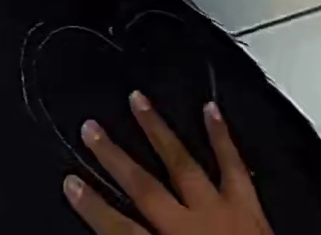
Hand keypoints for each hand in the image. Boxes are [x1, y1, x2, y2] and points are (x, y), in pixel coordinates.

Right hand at [63, 92, 273, 234]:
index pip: (122, 233)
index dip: (94, 208)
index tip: (70, 182)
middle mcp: (191, 230)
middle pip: (145, 188)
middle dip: (115, 157)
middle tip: (90, 127)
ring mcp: (222, 214)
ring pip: (182, 164)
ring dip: (157, 130)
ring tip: (137, 99)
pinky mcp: (250, 209)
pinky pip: (234, 167)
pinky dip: (222, 137)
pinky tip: (210, 108)